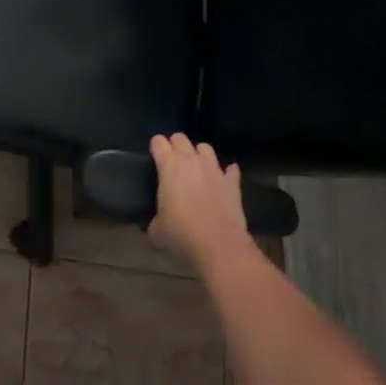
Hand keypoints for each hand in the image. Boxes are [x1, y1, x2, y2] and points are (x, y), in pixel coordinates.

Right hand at [147, 133, 248, 269]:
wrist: (219, 247)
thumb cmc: (181, 235)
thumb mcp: (156, 231)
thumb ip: (154, 220)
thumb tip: (155, 223)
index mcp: (169, 166)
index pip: (158, 142)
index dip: (155, 147)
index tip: (154, 157)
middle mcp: (191, 161)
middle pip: (181, 138)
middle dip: (175, 146)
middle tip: (173, 162)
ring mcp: (214, 170)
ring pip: (205, 148)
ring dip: (199, 155)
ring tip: (197, 168)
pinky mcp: (232, 183)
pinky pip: (231, 170)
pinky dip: (227, 172)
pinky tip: (223, 180)